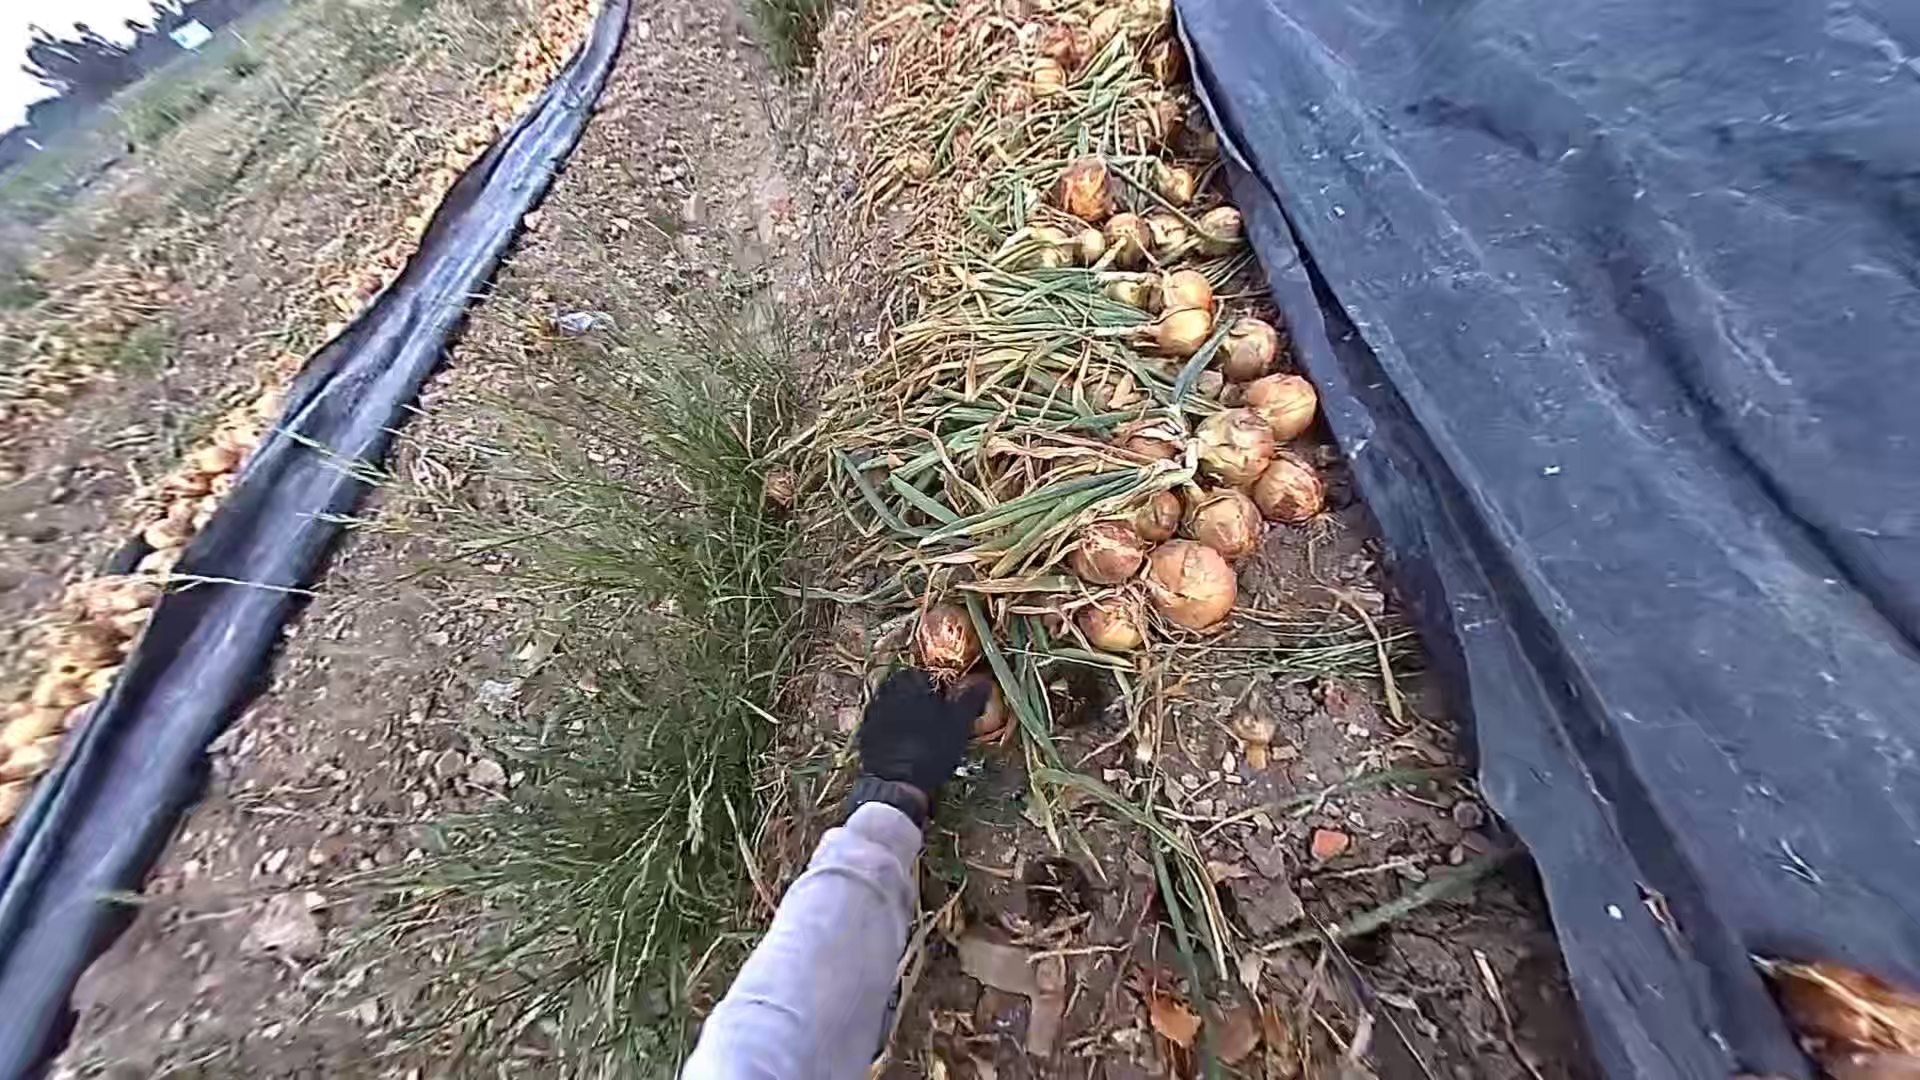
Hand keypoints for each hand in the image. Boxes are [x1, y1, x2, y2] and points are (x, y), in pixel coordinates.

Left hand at [857, 668, 990, 805]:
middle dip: (922, 701)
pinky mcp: (863, 736)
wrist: (896, 785)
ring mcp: (870, 714)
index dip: (939, 689)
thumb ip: (970, 698)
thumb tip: (984, 680)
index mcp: (906, 682)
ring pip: (894, 708)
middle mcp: (883, 692)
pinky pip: (883, 727)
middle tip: (938, 721)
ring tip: (924, 736)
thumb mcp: (958, 722)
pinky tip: (907, 748)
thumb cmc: (930, 747)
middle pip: (908, 690)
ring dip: (907, 716)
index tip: (950, 704)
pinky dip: (894, 733)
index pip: (925, 674)